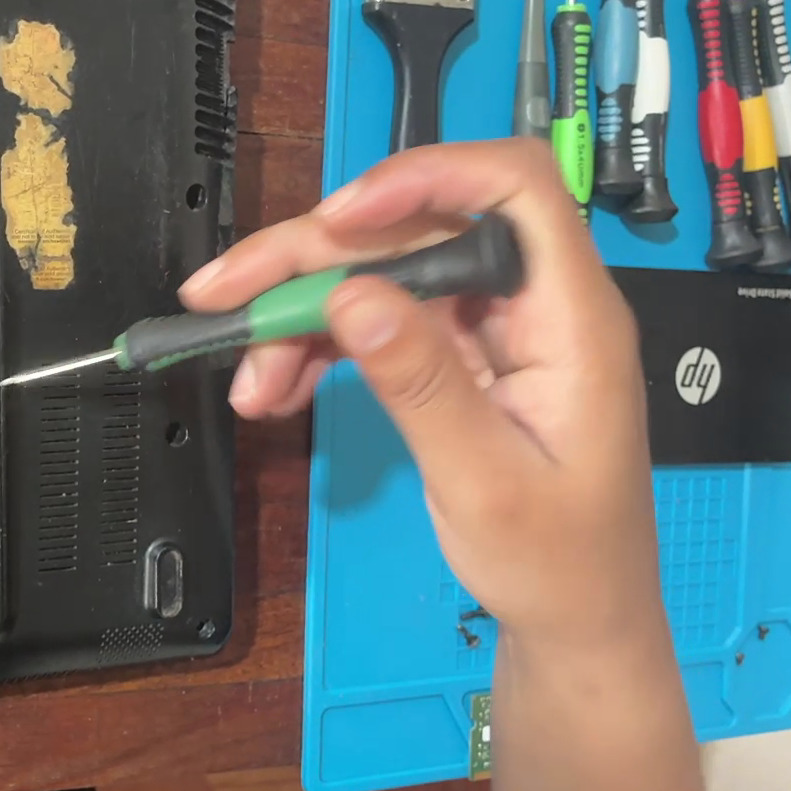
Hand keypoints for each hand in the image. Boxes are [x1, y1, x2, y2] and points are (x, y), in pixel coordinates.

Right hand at [180, 140, 659, 645]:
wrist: (571, 613)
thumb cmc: (554, 560)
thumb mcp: (484, 481)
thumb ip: (422, 384)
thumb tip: (352, 298)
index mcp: (565, 316)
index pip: (512, 190)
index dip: (424, 177)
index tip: (335, 219)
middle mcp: (519, 302)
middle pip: (407, 235)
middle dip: (307, 260)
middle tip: (220, 293)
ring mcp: (477, 327)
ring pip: (372, 278)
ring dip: (295, 318)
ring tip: (245, 379)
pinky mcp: (444, 353)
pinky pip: (367, 326)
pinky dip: (312, 352)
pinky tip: (274, 391)